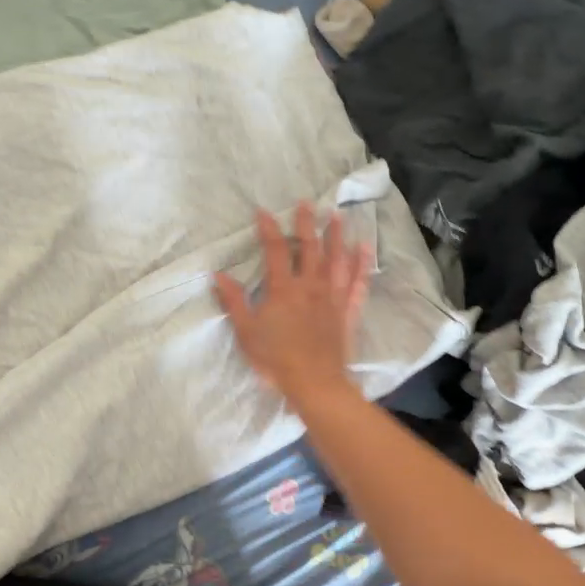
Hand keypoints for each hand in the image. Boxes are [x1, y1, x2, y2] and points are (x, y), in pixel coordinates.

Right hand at [214, 202, 372, 407]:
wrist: (314, 382)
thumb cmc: (275, 359)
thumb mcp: (246, 332)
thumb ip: (233, 301)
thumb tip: (219, 274)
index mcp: (283, 289)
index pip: (275, 251)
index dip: (268, 229)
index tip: (263, 211)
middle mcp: (311, 286)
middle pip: (311, 248)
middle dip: (307, 223)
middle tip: (307, 202)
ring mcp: (333, 298)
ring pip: (337, 259)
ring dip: (337, 236)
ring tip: (337, 215)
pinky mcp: (348, 312)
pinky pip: (358, 283)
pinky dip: (362, 264)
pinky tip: (365, 248)